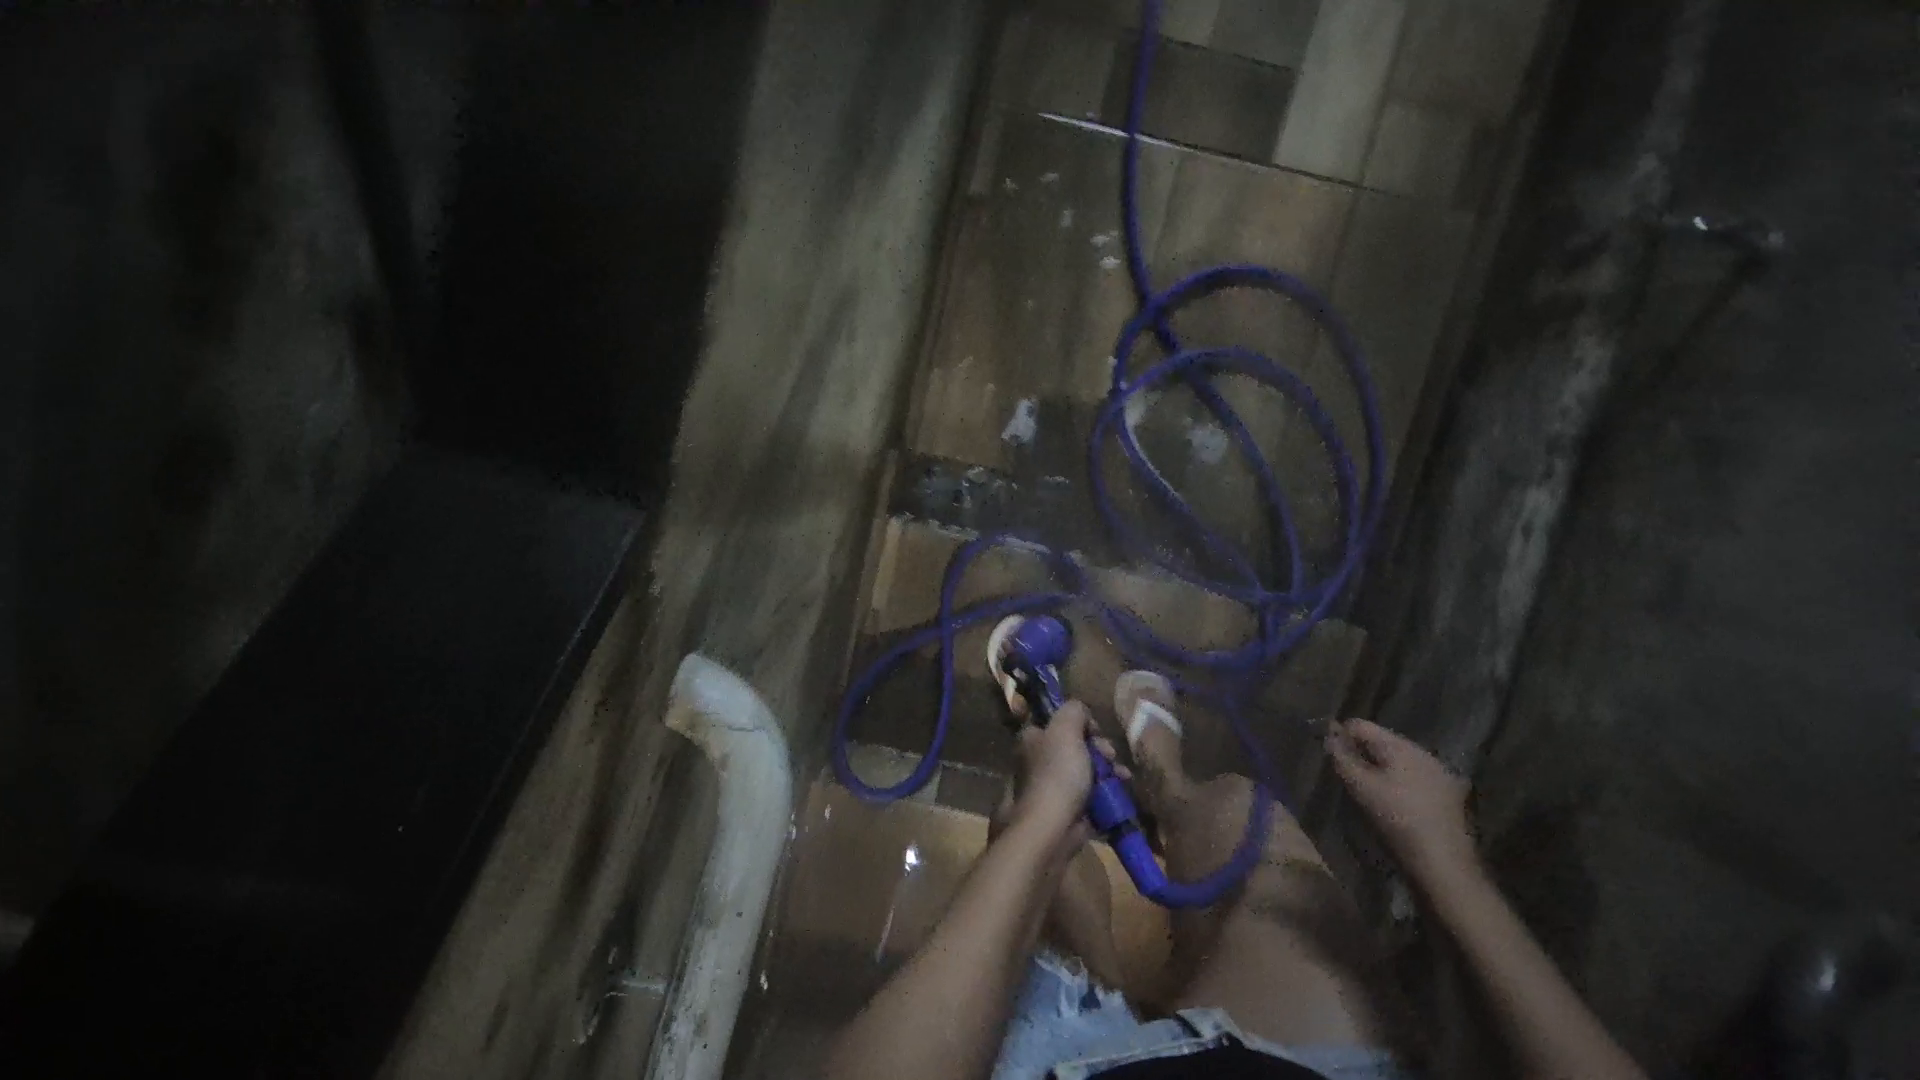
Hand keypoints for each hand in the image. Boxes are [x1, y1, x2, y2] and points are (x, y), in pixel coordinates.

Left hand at [1009, 701, 1125, 837]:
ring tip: (1123, 776)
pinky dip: (1106, 795)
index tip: (1095, 731)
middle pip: (1075, 747)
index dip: (1080, 723)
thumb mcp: (1065, 728)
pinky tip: (1120, 794)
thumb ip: (1074, 711)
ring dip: (1108, 771)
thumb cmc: (1057, 773)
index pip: (1057, 722)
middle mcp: (1037, 762)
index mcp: (1032, 740)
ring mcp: (1051, 789)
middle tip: (1110, 755)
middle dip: (1099, 749)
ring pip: (1086, 772)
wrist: (1051, 829)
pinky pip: (1091, 797)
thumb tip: (1081, 714)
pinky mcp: (1066, 813)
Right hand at [1325, 718, 1478, 882]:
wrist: (1443, 860)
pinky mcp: (1448, 791)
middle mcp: (1422, 751)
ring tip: (1369, 790)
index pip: (1361, 725)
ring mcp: (1438, 771)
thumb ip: (1342, 758)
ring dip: (1380, 768)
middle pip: (1381, 741)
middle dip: (1361, 753)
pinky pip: (1413, 775)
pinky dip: (1399, 781)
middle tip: (1348, 777)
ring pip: (1398, 759)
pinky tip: (1395, 802)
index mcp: (1400, 746)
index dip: (1340, 736)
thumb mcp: (1361, 788)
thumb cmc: (1397, 819)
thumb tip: (1329, 734)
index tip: (1330, 756)